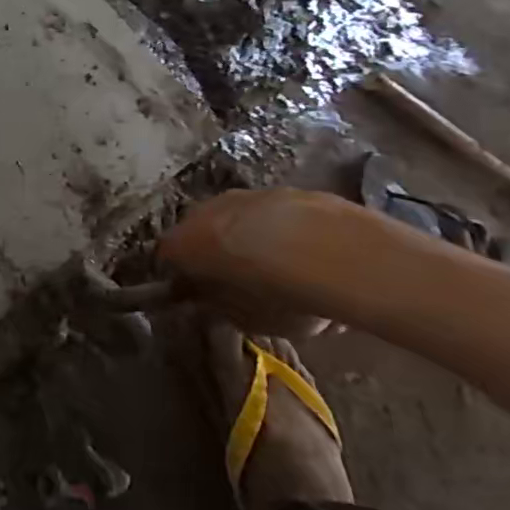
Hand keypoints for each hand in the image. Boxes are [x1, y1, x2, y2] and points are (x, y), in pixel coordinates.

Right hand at [159, 188, 361, 339]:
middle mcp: (208, 209)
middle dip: (213, 252)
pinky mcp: (287, 190)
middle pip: (200, 230)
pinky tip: (306, 257)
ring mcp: (248, 194)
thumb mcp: (244, 318)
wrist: (342, 252)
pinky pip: (272, 215)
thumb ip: (219, 304)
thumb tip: (208, 295)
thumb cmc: (279, 295)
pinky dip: (279, 232)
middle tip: (234, 282)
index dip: (179, 276)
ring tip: (277, 270)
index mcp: (187, 241)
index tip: (195, 295)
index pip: (167, 256)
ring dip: (247, 239)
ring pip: (237, 219)